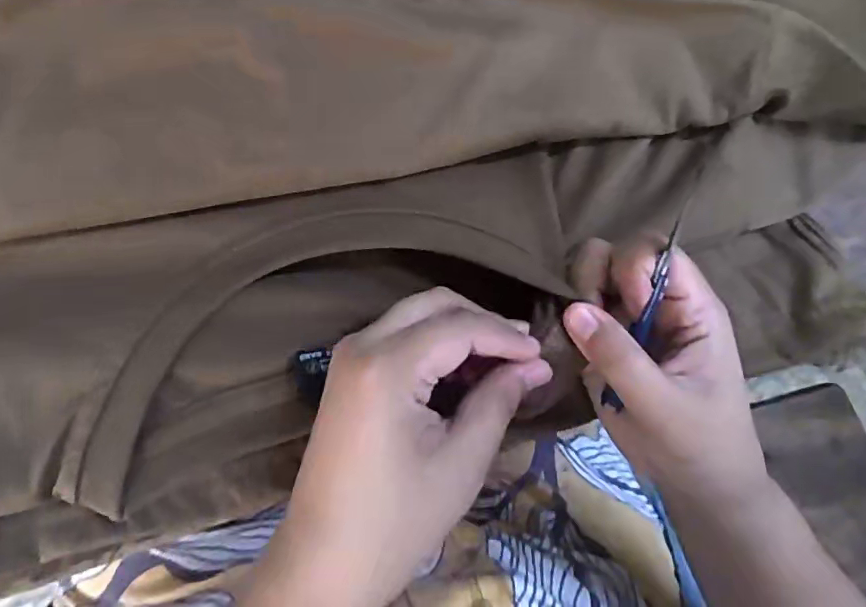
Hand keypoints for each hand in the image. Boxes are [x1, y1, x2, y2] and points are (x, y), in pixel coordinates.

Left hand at [246, 288, 552, 606]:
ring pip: (416, 313)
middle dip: (482, 320)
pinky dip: (434, 339)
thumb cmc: (396, 520)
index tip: (541, 352)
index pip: (458, 326)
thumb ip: (498, 401)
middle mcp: (363, 343)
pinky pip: (399, 332)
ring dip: (459, 326)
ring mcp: (350, 353)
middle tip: (522, 349)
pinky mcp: (348, 368)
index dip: (504, 334)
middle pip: (434, 303)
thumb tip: (535, 365)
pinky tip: (463, 366)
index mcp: (387, 365)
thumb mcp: (460, 463)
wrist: (323, 562)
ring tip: (501, 357)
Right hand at [564, 236, 771, 510]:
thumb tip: (573, 308)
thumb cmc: (698, 447)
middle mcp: (659, 303)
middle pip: (618, 254)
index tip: (625, 305)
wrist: (699, 493)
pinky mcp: (608, 340)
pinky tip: (567, 342)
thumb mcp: (663, 407)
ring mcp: (631, 320)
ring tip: (577, 335)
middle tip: (586, 319)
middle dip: (595, 276)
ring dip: (577, 294)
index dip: (634, 266)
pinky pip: (580, 308)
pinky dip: (567, 317)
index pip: (657, 251)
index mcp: (691, 307)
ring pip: (593, 275)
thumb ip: (620, 358)